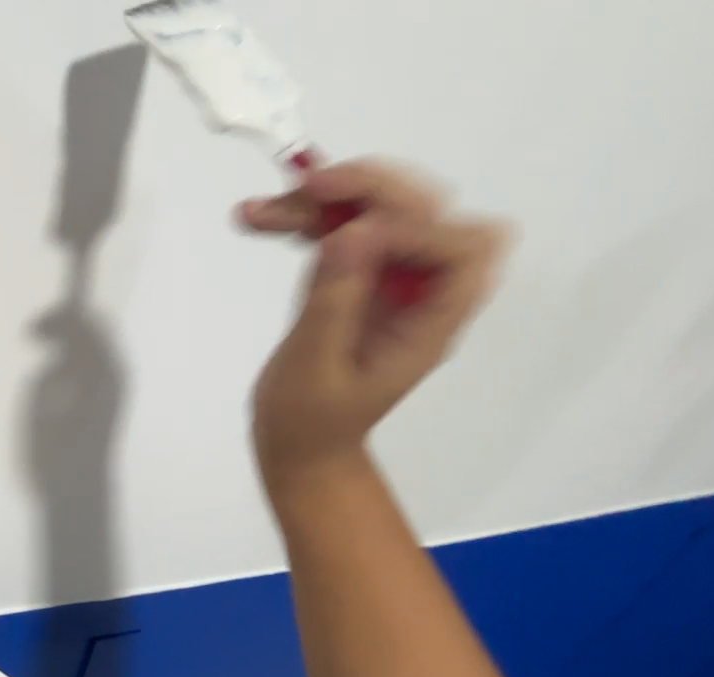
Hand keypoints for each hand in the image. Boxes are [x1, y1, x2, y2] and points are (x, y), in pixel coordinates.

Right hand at [237, 160, 510, 483]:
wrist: (298, 450)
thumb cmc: (308, 425)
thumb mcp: (314, 370)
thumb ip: (334, 301)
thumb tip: (354, 230)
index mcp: (432, 322)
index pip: (456, 248)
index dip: (407, 227)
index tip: (338, 232)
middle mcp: (423, 291)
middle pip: (424, 211)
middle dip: (366, 191)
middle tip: (302, 190)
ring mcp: (392, 281)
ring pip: (378, 210)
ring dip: (324, 199)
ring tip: (257, 211)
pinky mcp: (360, 278)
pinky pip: (344, 230)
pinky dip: (307, 218)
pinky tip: (262, 220)